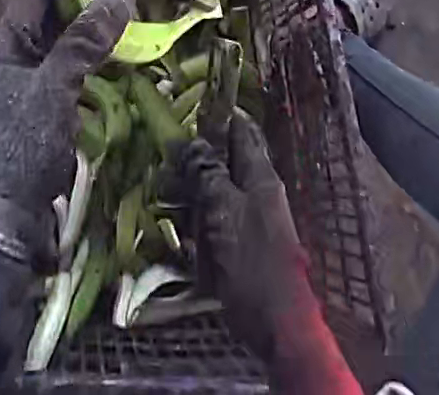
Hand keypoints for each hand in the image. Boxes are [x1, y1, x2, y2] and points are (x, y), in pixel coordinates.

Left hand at [0, 0, 130, 216]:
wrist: (10, 204)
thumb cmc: (24, 140)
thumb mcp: (54, 86)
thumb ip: (82, 42)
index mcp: (8, 42)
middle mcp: (18, 51)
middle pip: (53, 8)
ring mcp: (33, 72)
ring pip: (66, 32)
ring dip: (93, 18)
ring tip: (123, 11)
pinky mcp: (50, 92)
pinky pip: (74, 56)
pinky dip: (95, 46)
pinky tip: (116, 46)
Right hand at [170, 114, 316, 359]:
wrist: (279, 326)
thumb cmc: (253, 262)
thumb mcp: (225, 212)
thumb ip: (209, 174)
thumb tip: (192, 142)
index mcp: (259, 175)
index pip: (240, 131)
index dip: (217, 118)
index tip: (186, 111)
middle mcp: (256, 191)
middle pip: (224, 162)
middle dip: (194, 159)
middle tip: (162, 159)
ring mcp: (248, 219)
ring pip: (215, 191)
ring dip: (189, 190)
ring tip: (159, 191)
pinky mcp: (239, 246)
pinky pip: (213, 222)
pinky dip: (194, 220)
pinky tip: (172, 227)